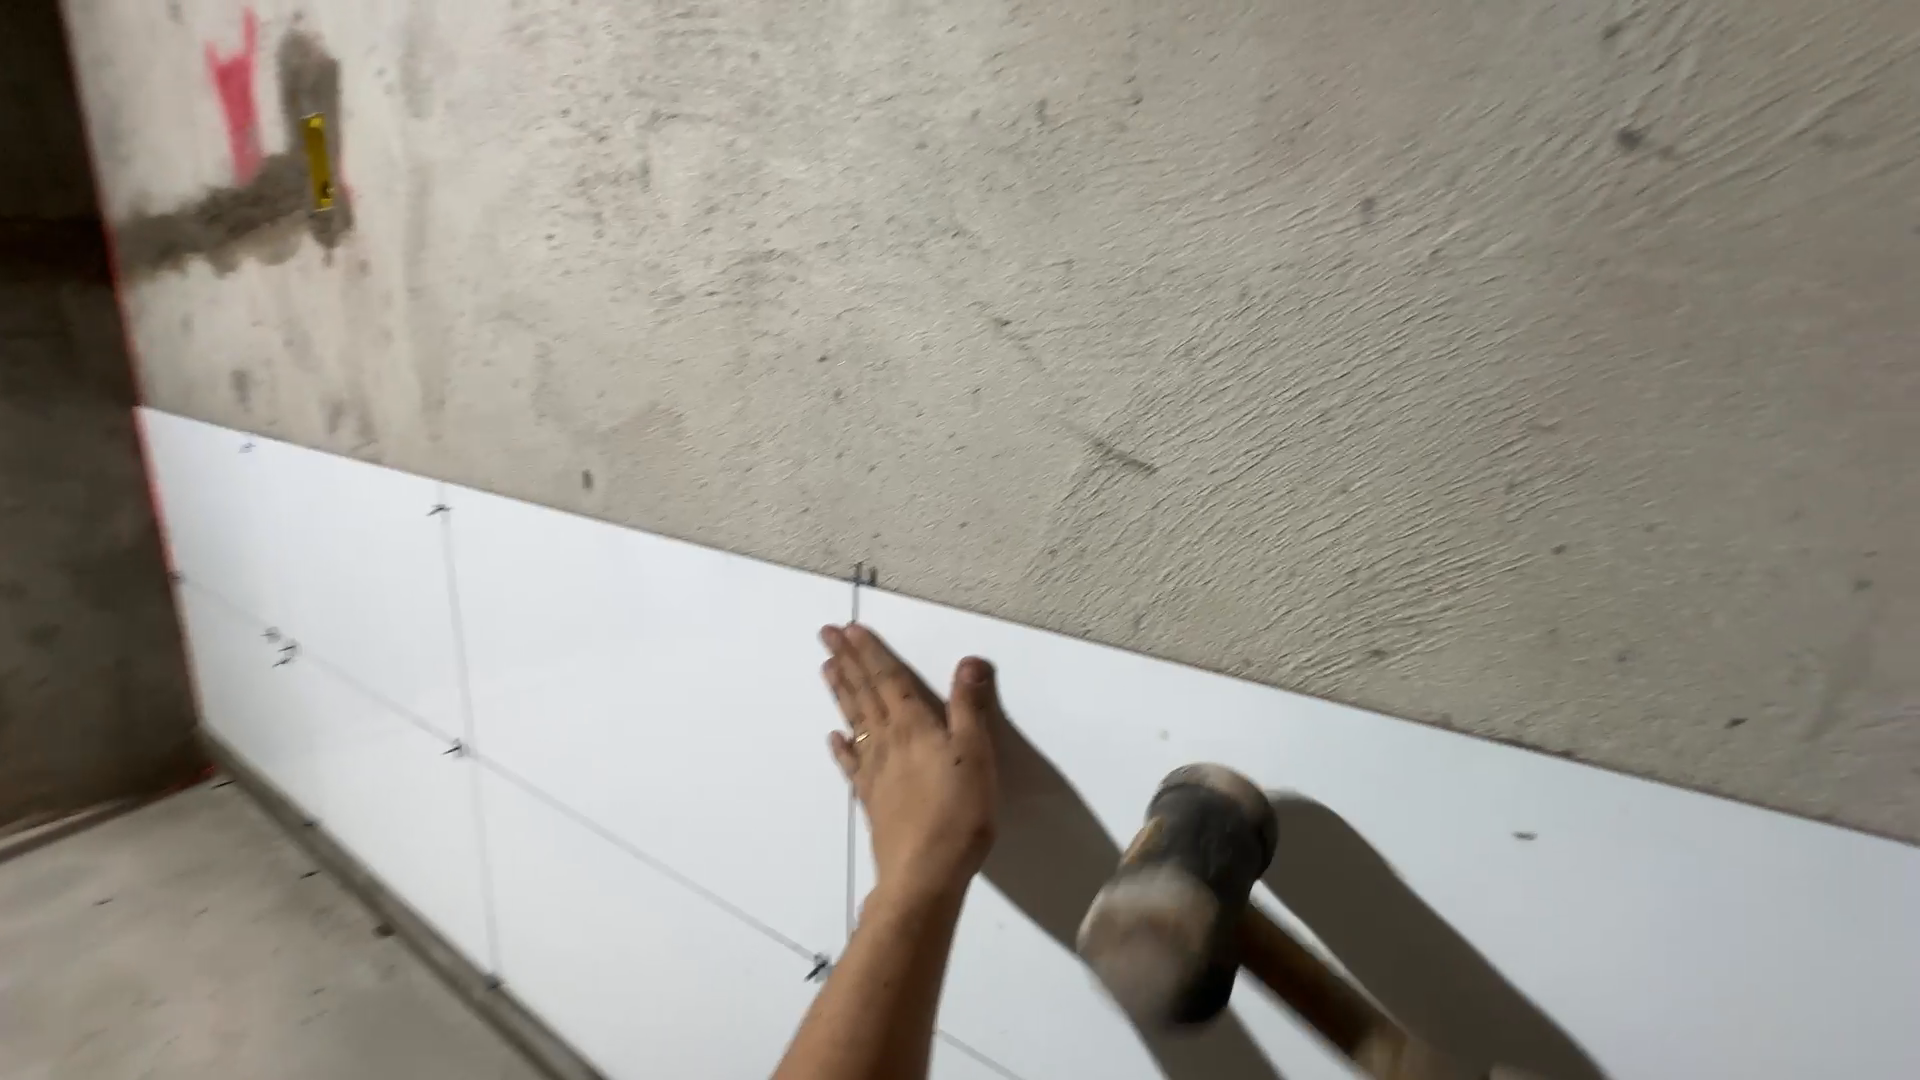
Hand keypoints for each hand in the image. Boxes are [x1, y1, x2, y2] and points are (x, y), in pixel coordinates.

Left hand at [819, 624, 1000, 903]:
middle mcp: (887, 741)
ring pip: (854, 721)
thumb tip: (968, 660)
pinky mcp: (870, 798)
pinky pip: (851, 764)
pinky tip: (832, 737)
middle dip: (847, 661)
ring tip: (825, 668)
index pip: (888, 678)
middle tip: (825, 634)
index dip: (870, 652)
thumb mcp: (976, 752)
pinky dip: (841, 747)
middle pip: (864, 693)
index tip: (848, 629)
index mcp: (913, 725)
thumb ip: (969, 706)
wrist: (924, 872)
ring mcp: (874, 770)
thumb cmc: (958, 810)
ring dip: (841, 692)